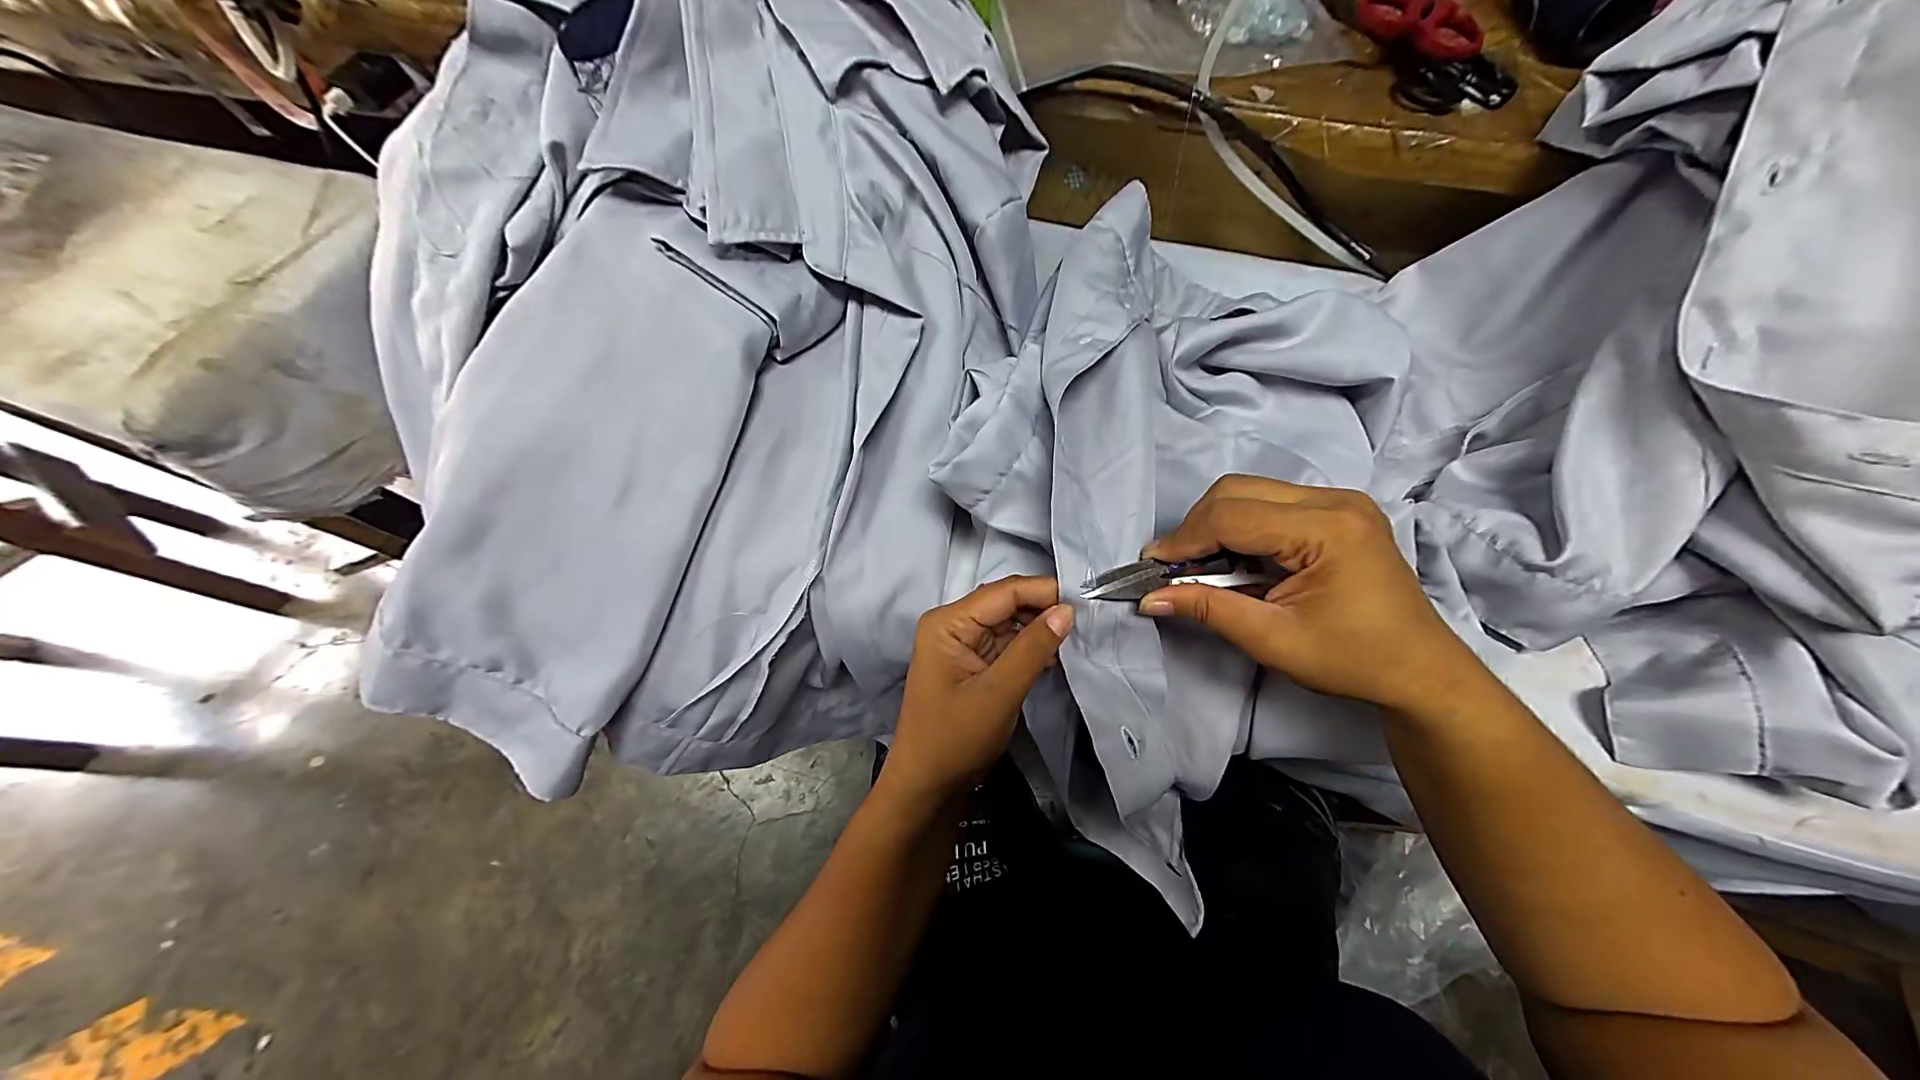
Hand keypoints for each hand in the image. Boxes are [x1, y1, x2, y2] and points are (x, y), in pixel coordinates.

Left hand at [880, 576, 1072, 806]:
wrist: (926, 785)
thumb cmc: (954, 740)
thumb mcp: (999, 693)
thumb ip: (1033, 648)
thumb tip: (1066, 611)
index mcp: (947, 623)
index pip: (1004, 591)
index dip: (1045, 591)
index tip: (1086, 599)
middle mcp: (952, 625)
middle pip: (1007, 602)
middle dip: (1045, 608)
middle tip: (1087, 620)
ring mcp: (962, 644)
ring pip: (1010, 622)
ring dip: (1041, 628)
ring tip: (1078, 636)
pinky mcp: (973, 663)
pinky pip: (1007, 643)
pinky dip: (1031, 647)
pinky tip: (1056, 655)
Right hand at [1139, 475, 1481, 714]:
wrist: (1421, 671)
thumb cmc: (1353, 661)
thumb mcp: (1273, 640)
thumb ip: (1208, 610)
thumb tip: (1151, 597)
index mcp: (1328, 529)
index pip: (1233, 515)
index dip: (1184, 539)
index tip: (1151, 566)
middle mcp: (1337, 501)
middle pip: (1238, 490)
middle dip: (1197, 526)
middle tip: (1174, 567)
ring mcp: (1342, 502)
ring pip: (1252, 491)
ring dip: (1217, 524)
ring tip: (1201, 566)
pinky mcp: (1340, 512)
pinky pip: (1272, 502)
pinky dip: (1241, 526)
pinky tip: (1235, 560)